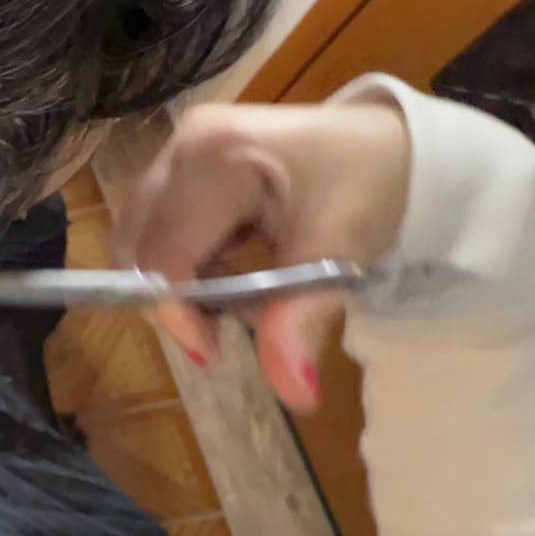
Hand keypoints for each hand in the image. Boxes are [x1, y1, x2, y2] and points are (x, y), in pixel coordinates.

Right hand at [111, 100, 411, 410]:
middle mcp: (179, 145)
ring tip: (232, 295)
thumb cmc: (376, 186)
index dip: (176, 310)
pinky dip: (179, 261)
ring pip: (136, 239)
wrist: (398, 142)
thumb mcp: (342, 251)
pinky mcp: (174, 160)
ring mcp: (172, 148)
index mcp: (217, 156)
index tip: (211, 354)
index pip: (163, 251)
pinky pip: (150, 226)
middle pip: (137, 245)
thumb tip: (294, 393)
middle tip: (221, 329)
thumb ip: (303, 316)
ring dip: (174, 281)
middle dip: (172, 298)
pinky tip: (224, 266)